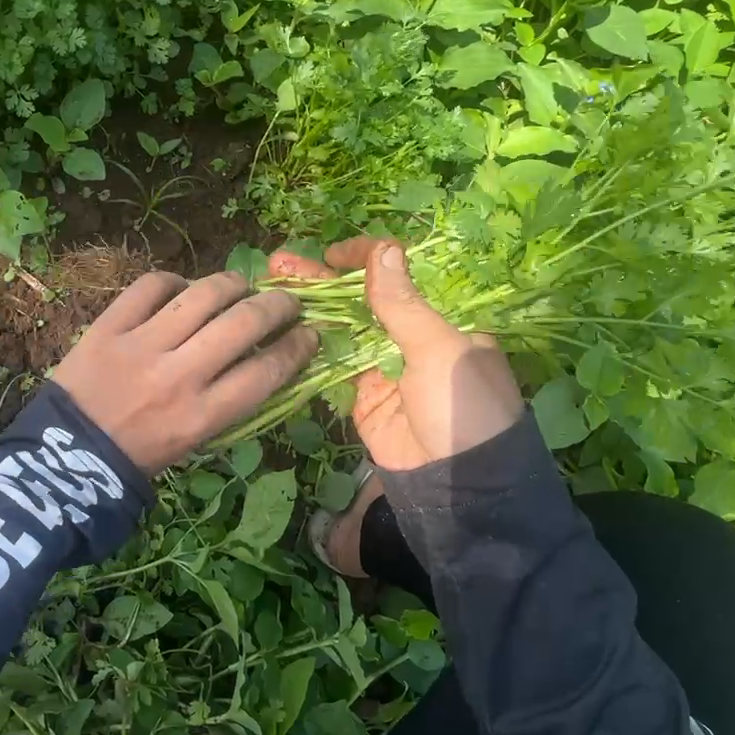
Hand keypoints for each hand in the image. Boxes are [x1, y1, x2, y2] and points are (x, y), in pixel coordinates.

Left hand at [53, 271, 318, 474]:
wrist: (65, 455)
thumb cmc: (134, 455)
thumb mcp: (192, 442)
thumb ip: (227, 402)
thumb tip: (263, 358)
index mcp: (202, 416)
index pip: (267, 371)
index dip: (297, 347)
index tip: (309, 334)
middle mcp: (178, 376)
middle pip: (244, 323)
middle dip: (278, 306)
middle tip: (286, 302)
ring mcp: (141, 346)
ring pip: (203, 295)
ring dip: (233, 284)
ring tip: (242, 286)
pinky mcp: (108, 326)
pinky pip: (150, 286)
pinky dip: (174, 281)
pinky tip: (181, 290)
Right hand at [268, 238, 521, 471]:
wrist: (458, 484)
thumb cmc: (462, 408)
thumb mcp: (440, 350)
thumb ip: (403, 304)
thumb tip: (383, 250)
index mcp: (443, 319)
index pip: (401, 276)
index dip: (366, 259)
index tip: (332, 254)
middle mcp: (411, 336)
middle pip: (362, 298)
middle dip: (322, 279)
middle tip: (280, 263)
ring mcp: (383, 365)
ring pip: (341, 326)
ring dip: (309, 305)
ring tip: (271, 285)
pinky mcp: (361, 393)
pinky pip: (330, 361)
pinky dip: (306, 342)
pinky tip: (280, 326)